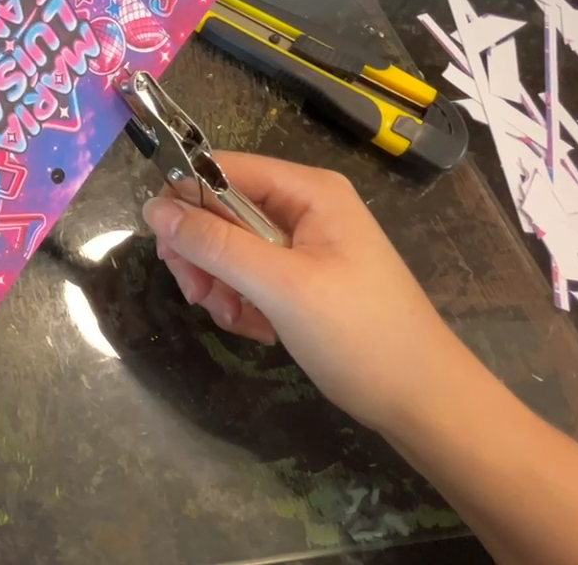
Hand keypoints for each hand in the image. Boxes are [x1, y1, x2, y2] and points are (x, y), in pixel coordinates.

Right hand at [141, 153, 476, 434]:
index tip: (167, 248)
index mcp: (308, 190)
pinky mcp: (298, 273)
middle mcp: (302, 205)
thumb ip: (214, 244)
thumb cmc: (361, 337)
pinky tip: (252, 326)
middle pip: (218, 208)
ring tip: (231, 317)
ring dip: (216, 281)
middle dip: (201, 252)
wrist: (426, 407)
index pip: (221, 169)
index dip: (186, 201)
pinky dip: (236, 297)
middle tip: (197, 293)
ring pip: (225, 243)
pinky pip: (244, 270)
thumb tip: (151, 208)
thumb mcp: (280, 287)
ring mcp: (301, 240)